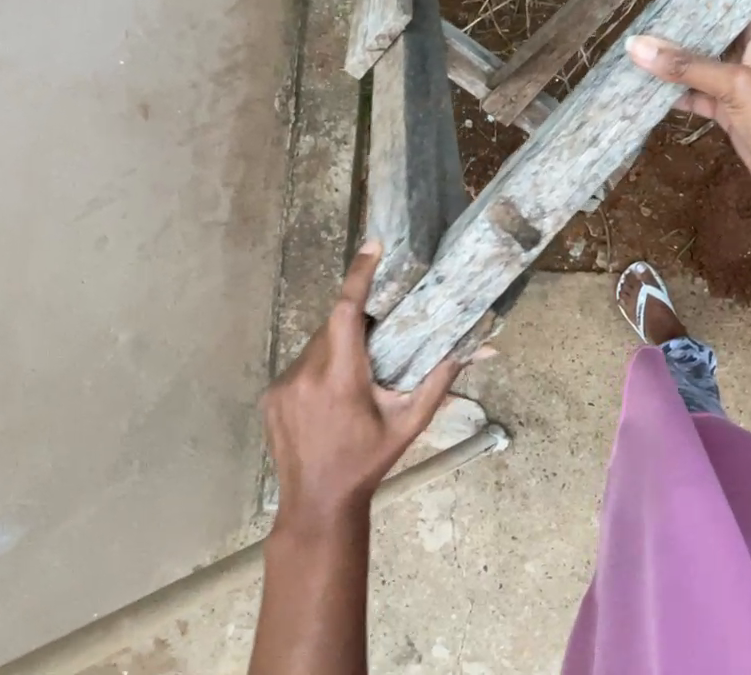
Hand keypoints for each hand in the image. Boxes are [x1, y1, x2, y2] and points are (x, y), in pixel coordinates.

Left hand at [262, 241, 459, 532]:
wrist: (316, 504)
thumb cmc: (370, 461)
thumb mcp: (411, 422)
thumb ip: (440, 381)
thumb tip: (479, 349)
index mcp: (341, 379)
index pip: (346, 313)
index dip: (359, 276)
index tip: (373, 246)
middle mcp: (305, 376)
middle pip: (335, 325)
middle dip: (358, 318)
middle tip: (383, 326)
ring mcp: (282, 386)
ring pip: (317, 343)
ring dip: (341, 343)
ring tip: (363, 367)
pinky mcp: (271, 396)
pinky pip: (303, 363)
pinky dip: (324, 362)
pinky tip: (337, 390)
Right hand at [626, 13, 750, 203]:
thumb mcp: (735, 85)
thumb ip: (688, 66)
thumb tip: (637, 46)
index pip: (728, 7)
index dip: (698, 1)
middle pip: (709, 37)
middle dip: (677, 34)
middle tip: (637, 24)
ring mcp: (739, 86)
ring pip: (700, 68)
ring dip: (672, 66)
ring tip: (632, 53)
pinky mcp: (729, 112)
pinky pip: (697, 96)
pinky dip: (676, 94)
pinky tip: (647, 89)